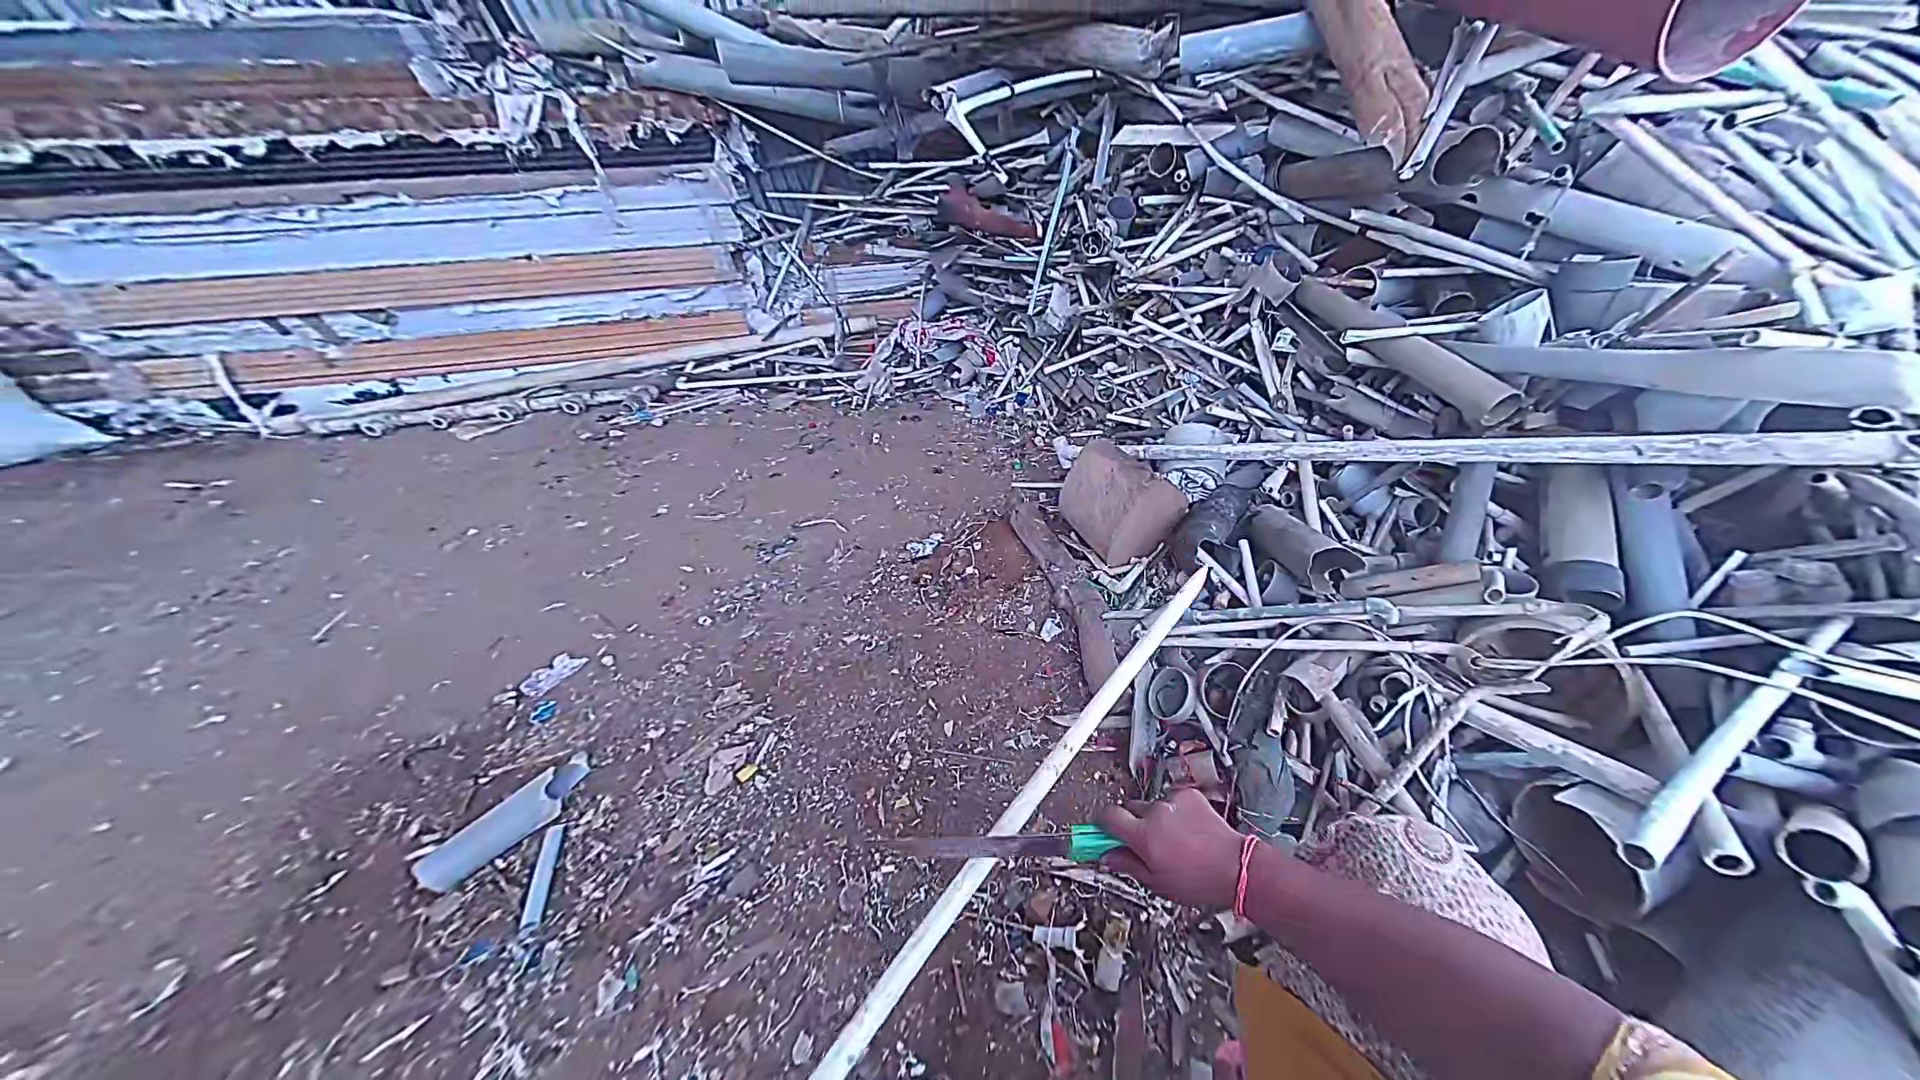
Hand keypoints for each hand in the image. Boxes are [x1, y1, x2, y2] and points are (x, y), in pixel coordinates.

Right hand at [1097, 788, 1255, 910]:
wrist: (1237, 868)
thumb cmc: (1200, 881)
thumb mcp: (1157, 883)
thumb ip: (1128, 865)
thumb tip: (1107, 857)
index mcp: (1143, 836)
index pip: (1108, 817)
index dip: (1104, 824)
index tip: (1104, 831)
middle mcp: (1155, 813)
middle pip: (1129, 809)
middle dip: (1133, 823)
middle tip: (1146, 842)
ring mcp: (1172, 801)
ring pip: (1151, 805)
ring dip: (1156, 817)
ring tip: (1174, 838)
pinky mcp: (1188, 794)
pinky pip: (1171, 799)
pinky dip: (1175, 810)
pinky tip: (1187, 828)